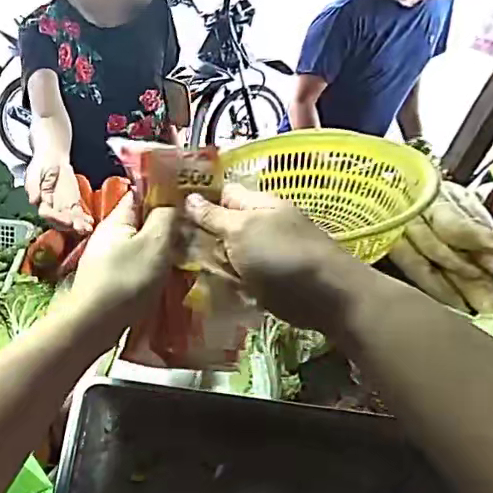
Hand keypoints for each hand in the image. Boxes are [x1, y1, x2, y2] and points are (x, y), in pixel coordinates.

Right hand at [28, 158, 92, 232]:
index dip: (57, 218)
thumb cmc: (41, 164)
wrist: (52, 157)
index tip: (67, 220)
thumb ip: (33, 187)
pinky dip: (83, 219)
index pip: (47, 214)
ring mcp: (62, 206)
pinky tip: (90, 222)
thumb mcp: (33, 173)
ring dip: (78, 225)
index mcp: (40, 202)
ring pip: (70, 219)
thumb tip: (34, 201)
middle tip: (79, 228)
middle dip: (69, 225)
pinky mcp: (72, 203)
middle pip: (59, 221)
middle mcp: (51, 208)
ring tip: (87, 228)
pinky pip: (78, 213)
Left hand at [69, 193, 179, 332]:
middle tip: (197, 230)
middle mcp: (109, 237)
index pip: (141, 194)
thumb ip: (166, 217)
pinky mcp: (111, 281)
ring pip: (142, 246)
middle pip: (143, 222)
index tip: (192, 197)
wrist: (94, 323)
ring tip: (189, 253)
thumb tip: (173, 203)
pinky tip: (169, 276)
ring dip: (163, 249)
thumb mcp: (154, 242)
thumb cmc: (126, 279)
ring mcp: (108, 260)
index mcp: (116, 219)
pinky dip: (154, 268)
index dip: (166, 192)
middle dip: (168, 225)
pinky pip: (137, 267)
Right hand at [181, 184, 384, 333]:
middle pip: (219, 227)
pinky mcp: (262, 281)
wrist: (325, 297)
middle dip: (197, 237)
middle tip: (168, 248)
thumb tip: (190, 198)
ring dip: (206, 264)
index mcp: (257, 206)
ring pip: (223, 255)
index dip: (197, 200)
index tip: (166, 212)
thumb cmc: (282, 255)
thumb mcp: (242, 230)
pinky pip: (233, 278)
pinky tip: (202, 289)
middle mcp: (259, 227)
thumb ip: (213, 216)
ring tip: (180, 271)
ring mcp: (261, 255)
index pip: (222, 195)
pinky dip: (220, 283)